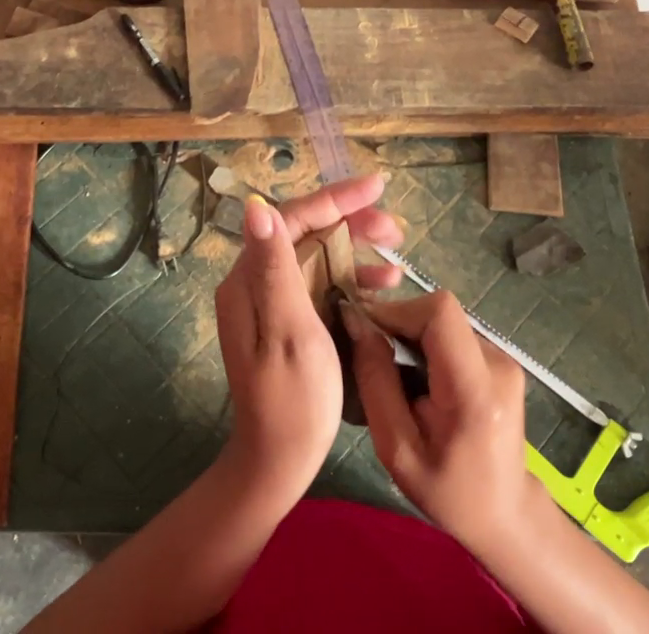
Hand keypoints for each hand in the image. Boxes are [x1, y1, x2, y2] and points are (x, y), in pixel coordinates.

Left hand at [213, 176, 402, 501]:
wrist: (279, 460)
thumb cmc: (291, 400)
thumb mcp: (289, 331)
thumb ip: (275, 268)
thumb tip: (255, 207)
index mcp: (250, 280)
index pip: (290, 218)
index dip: (333, 198)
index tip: (376, 187)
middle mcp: (256, 283)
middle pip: (304, 232)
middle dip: (350, 221)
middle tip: (395, 227)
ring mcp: (273, 302)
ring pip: (316, 255)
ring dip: (355, 248)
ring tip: (398, 251)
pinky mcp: (290, 321)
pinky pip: (321, 283)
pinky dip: (352, 278)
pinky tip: (383, 284)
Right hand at [346, 290, 552, 552]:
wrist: (505, 514)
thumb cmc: (447, 491)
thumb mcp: (396, 448)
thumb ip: (376, 382)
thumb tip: (357, 324)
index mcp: (475, 390)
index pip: (439, 312)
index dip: (396, 311)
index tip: (364, 332)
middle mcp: (498, 363)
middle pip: (439, 313)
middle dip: (397, 325)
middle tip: (368, 355)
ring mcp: (503, 360)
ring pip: (443, 322)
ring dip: (409, 336)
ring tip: (390, 373)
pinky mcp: (499, 361)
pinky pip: (452, 335)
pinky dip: (425, 346)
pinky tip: (414, 379)